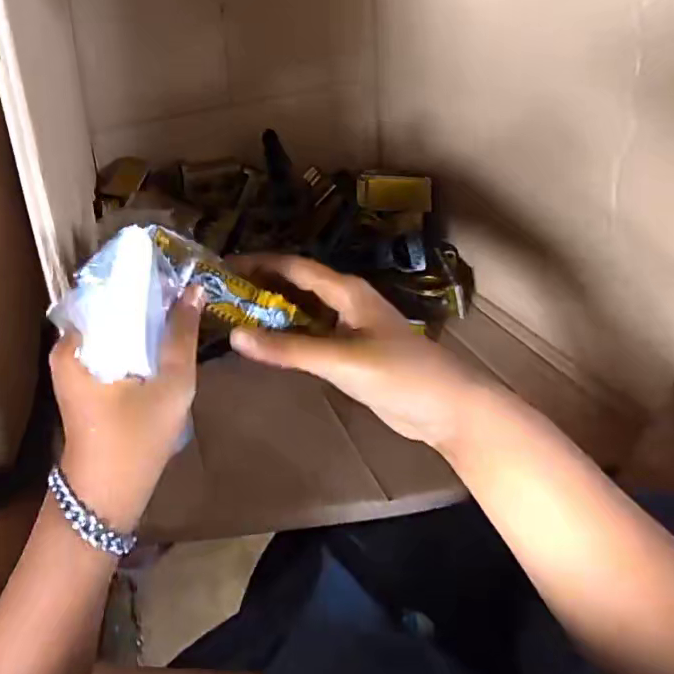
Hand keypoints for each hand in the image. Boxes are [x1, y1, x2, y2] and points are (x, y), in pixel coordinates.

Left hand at [50, 285, 202, 529]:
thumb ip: (181, 336)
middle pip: (105, 306)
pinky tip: (155, 336)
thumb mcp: (170, 386)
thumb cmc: (135, 441)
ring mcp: (69, 364)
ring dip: (135, 318)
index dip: (137, 276)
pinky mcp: (78, 378)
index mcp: (75, 342)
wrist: (105, 497)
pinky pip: (104, 344)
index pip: (105, 290)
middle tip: (175, 287)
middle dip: (139, 296)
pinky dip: (127, 337)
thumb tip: (194, 289)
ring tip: (171, 305)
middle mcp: (65, 346)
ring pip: (106, 325)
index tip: (167, 267)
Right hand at [227, 254, 487, 447]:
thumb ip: (289, 349)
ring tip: (233, 313)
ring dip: (271, 309)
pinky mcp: (350, 350)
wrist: (452, 411)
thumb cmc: (401, 375)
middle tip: (221, 292)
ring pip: (300, 308)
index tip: (222, 266)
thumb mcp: (341, 360)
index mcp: (345, 290)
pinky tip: (265, 342)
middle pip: (294, 283)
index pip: (292, 266)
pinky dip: (285, 332)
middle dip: (259, 283)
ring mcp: (348, 325)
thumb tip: (234, 335)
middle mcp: (344, 301)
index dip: (257, 262)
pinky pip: (309, 332)